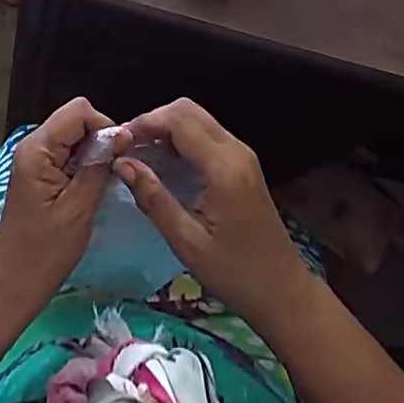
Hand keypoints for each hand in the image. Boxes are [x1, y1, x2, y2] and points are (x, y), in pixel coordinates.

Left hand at [0, 97, 124, 310]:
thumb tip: (122, 135)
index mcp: (38, 148)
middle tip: (114, 168)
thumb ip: (99, 166)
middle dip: (100, 137)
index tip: (120, 154)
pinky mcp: (38, 170)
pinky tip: (90, 184)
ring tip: (104, 178)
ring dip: (93, 150)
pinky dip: (83, 161)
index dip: (104, 126)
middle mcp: (33, 144)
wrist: (14, 284)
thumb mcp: (79, 208)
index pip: (79, 111)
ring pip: (73, 133)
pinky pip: (67, 150)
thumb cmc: (45, 252)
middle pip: (76, 118)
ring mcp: (34, 157)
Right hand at [116, 98, 312, 323]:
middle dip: (154, 120)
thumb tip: (122, 164)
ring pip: (197, 117)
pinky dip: (181, 137)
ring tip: (141, 153)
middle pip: (188, 110)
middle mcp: (235, 150)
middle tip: (129, 146)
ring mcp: (242, 154)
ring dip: (167, 126)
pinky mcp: (242, 162)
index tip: (120, 141)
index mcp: (223, 167)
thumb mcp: (187, 242)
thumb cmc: (235, 273)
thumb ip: (154, 199)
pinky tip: (165, 162)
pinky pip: (206, 133)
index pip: (179, 121)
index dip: (145, 123)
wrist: (283, 292)